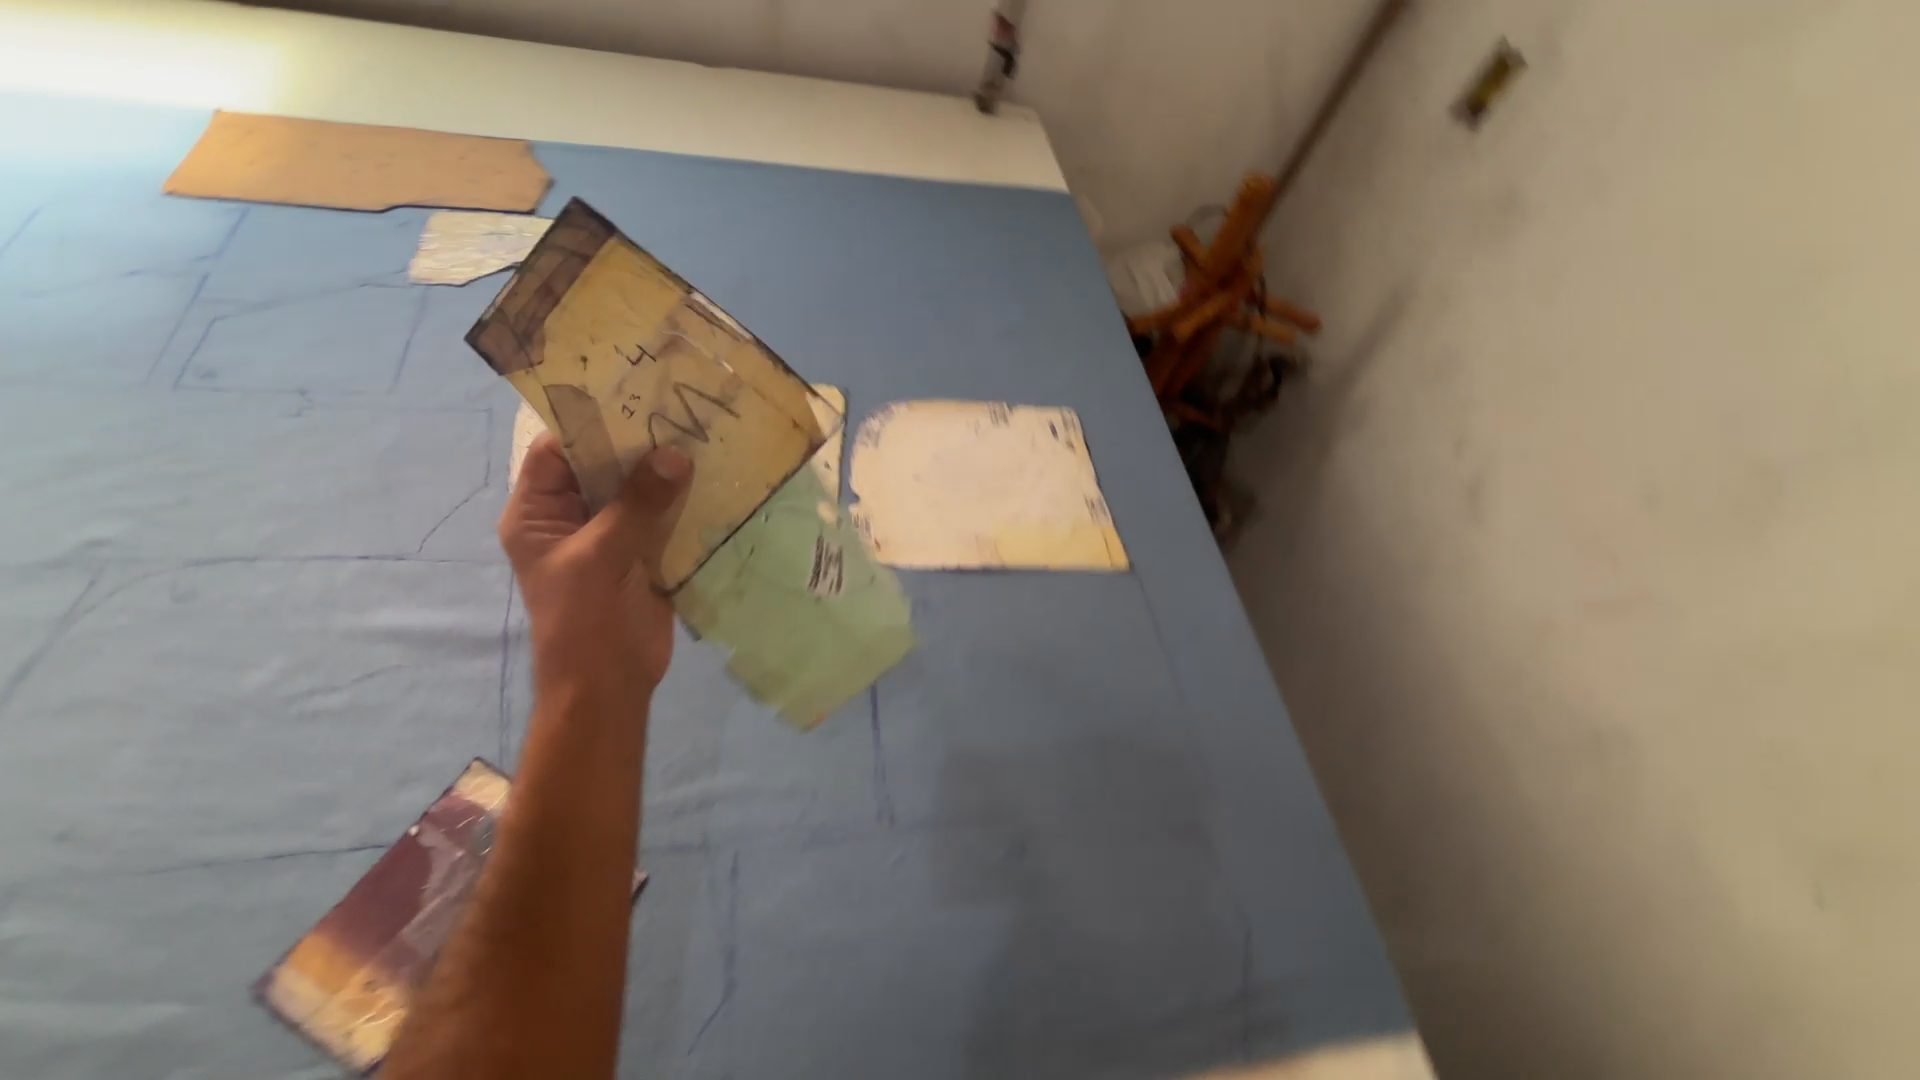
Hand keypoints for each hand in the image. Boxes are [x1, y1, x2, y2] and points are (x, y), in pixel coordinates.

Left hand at [499, 433, 691, 695]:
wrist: (610, 685)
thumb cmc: (584, 621)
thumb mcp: (600, 557)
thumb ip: (636, 505)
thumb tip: (674, 456)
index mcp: (539, 513)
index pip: (557, 451)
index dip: (588, 421)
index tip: (632, 392)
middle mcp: (572, 517)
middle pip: (602, 466)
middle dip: (638, 442)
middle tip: (680, 407)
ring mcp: (611, 535)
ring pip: (637, 490)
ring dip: (666, 470)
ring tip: (704, 433)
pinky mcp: (644, 553)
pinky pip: (663, 516)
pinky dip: (685, 500)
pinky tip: (715, 477)